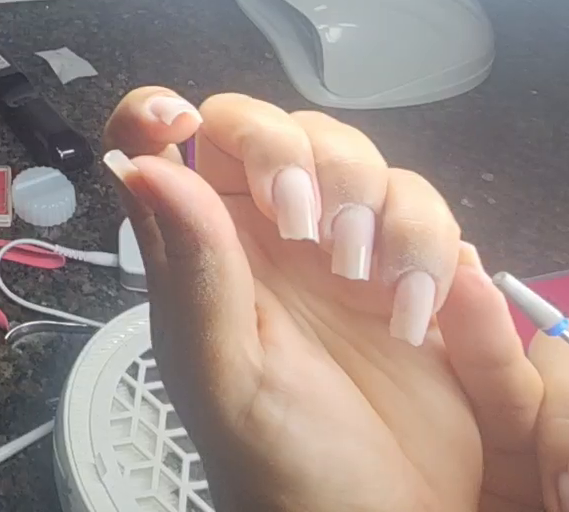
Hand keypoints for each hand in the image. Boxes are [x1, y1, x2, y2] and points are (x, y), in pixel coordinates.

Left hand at [103, 88, 541, 511]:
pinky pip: (420, 204)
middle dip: (292, 155)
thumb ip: (189, 263)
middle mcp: (253, 220)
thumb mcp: (221, 367)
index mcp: (190, 234)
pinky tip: (420, 315)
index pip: (150, 140)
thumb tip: (139, 163)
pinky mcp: (403, 261)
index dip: (153, 114)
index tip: (181, 123)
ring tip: (365, 278)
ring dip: (370, 201)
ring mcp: (330, 233)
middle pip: (262, 124)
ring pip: (347, 150)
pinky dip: (430, 244)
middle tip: (308, 229)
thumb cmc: (278, 453)